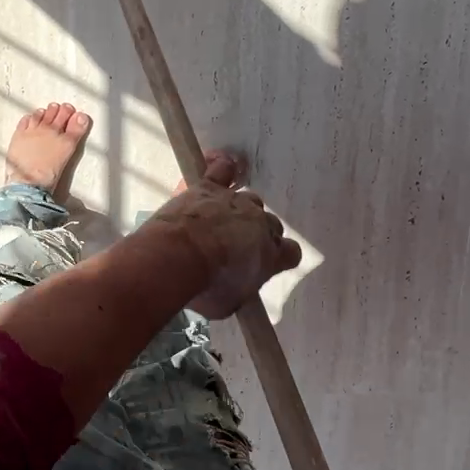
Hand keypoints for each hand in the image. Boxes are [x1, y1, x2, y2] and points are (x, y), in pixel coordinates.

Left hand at [142, 152, 301, 318]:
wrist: (178, 256)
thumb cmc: (206, 287)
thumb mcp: (228, 303)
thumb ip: (238, 291)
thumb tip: (232, 288)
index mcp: (272, 256)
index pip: (291, 252)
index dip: (279, 257)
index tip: (264, 264)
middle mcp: (260, 224)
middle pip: (269, 224)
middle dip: (257, 234)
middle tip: (235, 247)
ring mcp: (235, 203)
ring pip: (250, 200)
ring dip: (240, 210)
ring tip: (222, 221)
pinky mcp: (209, 188)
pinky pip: (221, 171)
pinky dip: (222, 169)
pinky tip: (222, 166)